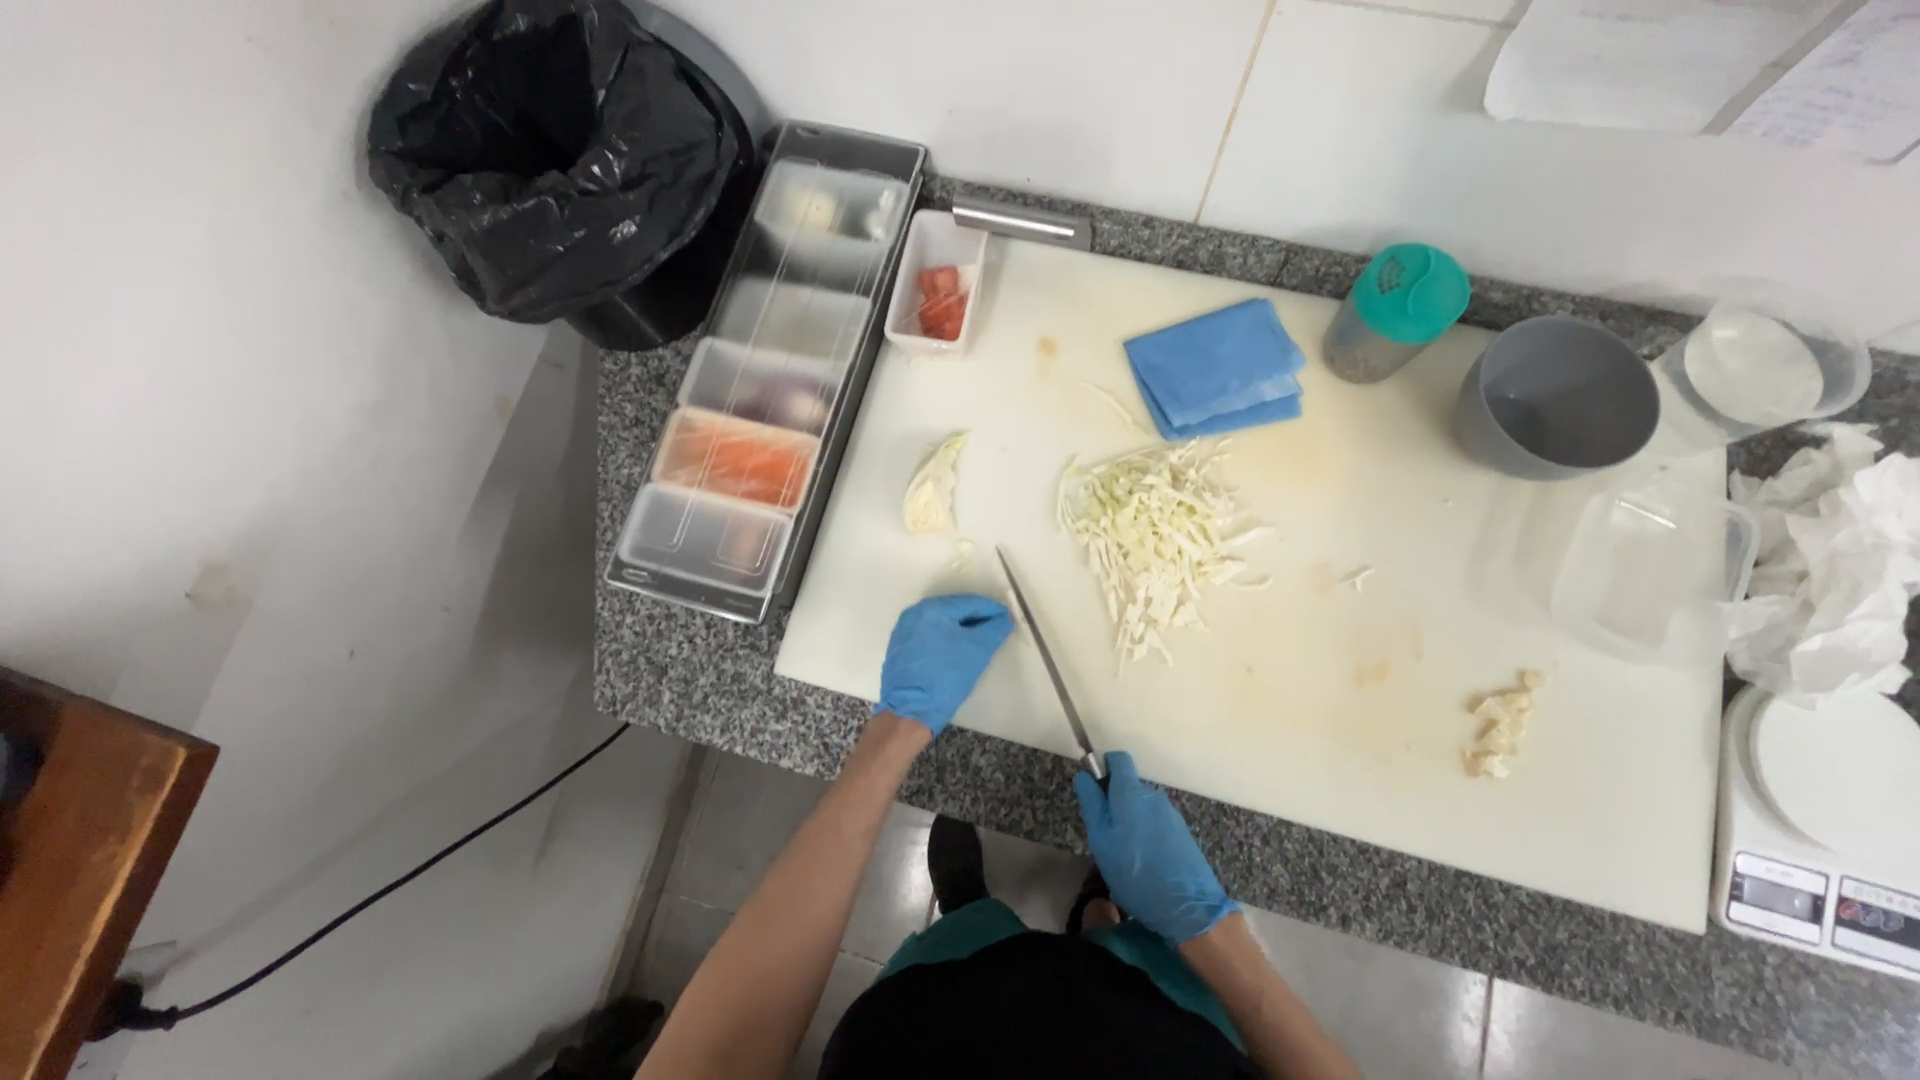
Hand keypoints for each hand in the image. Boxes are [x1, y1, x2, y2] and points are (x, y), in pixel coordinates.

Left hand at [876, 594, 1013, 736]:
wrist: (910, 712)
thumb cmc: (946, 677)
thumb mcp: (977, 651)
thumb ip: (994, 630)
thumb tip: (1004, 619)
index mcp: (931, 609)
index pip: (968, 603)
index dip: (991, 610)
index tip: (1008, 617)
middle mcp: (914, 614)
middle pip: (953, 611)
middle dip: (976, 619)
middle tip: (996, 627)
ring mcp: (904, 631)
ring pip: (941, 624)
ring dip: (962, 629)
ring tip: (980, 639)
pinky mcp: (900, 649)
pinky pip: (930, 636)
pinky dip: (946, 639)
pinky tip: (958, 650)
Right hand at [1074, 751, 1237, 943]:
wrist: (1189, 909)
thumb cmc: (1136, 874)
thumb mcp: (1102, 842)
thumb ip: (1092, 805)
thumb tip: (1083, 776)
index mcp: (1132, 794)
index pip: (1118, 759)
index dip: (1102, 767)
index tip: (1094, 791)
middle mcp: (1154, 797)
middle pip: (1127, 787)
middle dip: (1113, 804)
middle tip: (1105, 838)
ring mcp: (1171, 815)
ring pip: (1140, 808)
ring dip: (1129, 823)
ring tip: (1124, 858)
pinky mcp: (1181, 834)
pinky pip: (1155, 824)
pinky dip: (1145, 836)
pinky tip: (1145, 865)